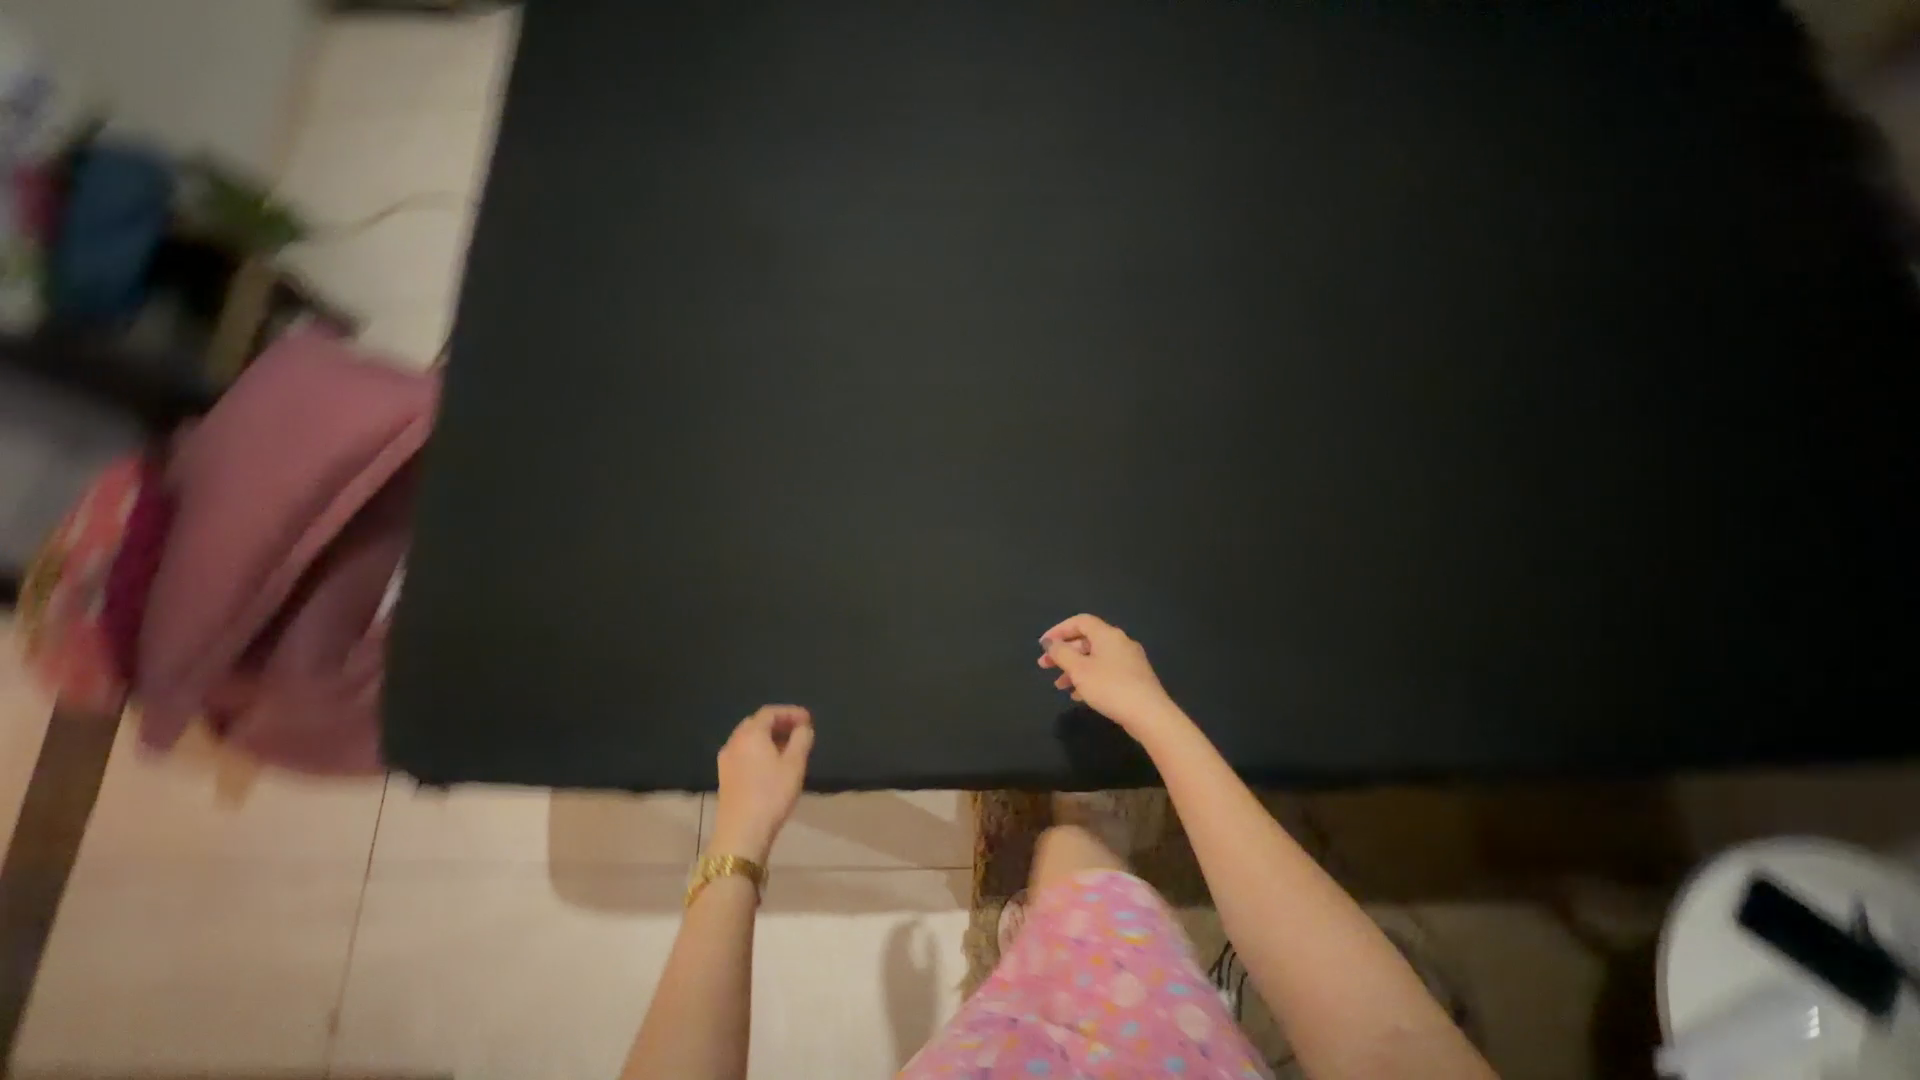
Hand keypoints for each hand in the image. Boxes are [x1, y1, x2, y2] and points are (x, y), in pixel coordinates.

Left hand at [709, 704, 814, 861]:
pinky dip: (759, 750)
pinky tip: (772, 764)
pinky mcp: (725, 776)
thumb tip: (803, 728)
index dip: (790, 712)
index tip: (808, 719)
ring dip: (768, 738)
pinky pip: (743, 753)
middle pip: (756, 723)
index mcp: (751, 734)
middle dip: (779, 723)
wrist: (742, 832)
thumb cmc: (772, 794)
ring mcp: (726, 760)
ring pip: (748, 739)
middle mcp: (734, 741)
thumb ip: (801, 740)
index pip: (770, 712)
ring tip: (789, 748)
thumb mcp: (795, 765)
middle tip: (799, 730)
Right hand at [1038, 614, 1184, 739]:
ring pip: (1095, 659)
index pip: (1080, 622)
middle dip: (1064, 653)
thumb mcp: (1079, 670)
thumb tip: (1050, 642)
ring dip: (1074, 669)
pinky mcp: (1134, 679)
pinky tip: (1079, 696)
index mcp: (1107, 635)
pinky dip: (1090, 679)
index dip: (1059, 630)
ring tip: (1059, 686)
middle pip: (1087, 641)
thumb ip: (1061, 653)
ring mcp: (1129, 661)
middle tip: (1045, 666)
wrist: (1148, 714)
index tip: (1043, 645)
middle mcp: (1120, 643)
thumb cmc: (1110, 687)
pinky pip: (1106, 672)